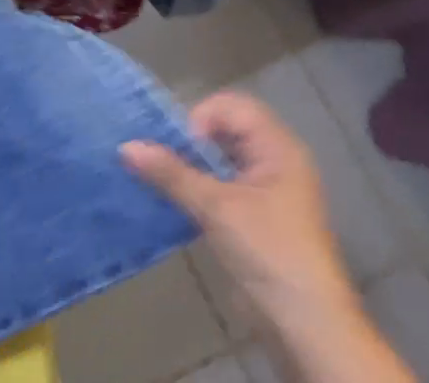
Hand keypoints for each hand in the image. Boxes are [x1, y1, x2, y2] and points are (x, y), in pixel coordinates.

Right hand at [122, 93, 359, 332]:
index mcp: (278, 150)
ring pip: (216, 160)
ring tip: (154, 176)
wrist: (304, 320)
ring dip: (186, 165)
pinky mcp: (250, 217)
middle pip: (223, 131)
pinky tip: (167, 198)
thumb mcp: (216, 207)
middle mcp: (274, 163)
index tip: (180, 146)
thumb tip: (125, 146)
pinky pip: (215, 186)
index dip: (202, 118)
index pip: (233, 107)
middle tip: (158, 157)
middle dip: (187, 140)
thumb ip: (170, 173)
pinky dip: (191, 186)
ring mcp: (263, 191)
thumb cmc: (269, 250)